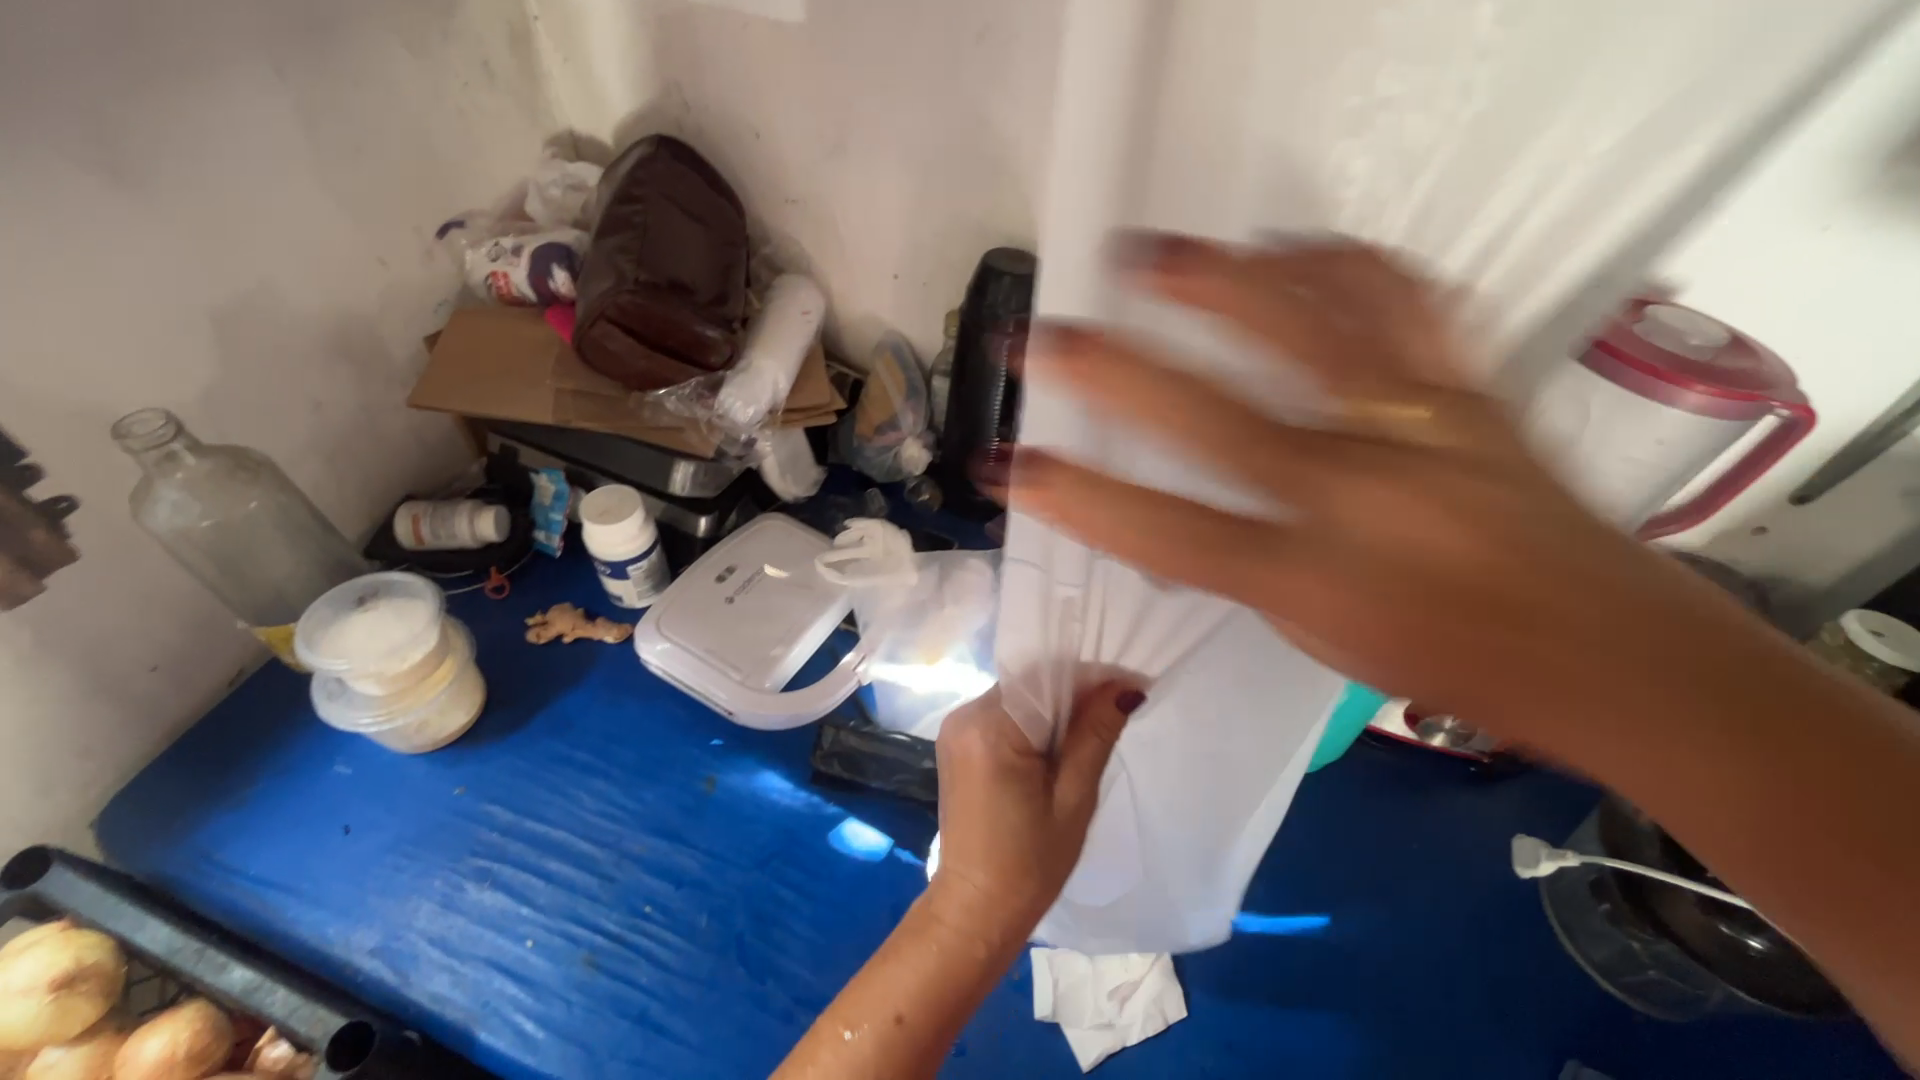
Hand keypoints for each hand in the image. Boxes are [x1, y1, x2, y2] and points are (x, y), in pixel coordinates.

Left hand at [928, 681, 1146, 936]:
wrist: (977, 905)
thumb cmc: (1031, 862)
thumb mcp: (1074, 798)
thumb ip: (1095, 734)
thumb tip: (1124, 686)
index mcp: (991, 728)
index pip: (1048, 678)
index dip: (1094, 678)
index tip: (1135, 685)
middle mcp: (965, 716)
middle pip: (1030, 683)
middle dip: (1077, 691)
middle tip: (1121, 707)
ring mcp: (956, 728)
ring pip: (1018, 696)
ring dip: (1056, 706)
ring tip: (1097, 726)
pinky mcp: (957, 742)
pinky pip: (1003, 714)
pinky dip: (1034, 720)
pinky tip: (1061, 742)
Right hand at [1006, 233, 1746, 746]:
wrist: (1604, 650)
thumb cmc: (1446, 664)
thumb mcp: (1318, 638)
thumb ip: (1244, 570)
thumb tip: (1187, 519)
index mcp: (1304, 573)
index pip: (1157, 528)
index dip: (1068, 495)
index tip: (1005, 463)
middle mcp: (1349, 489)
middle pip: (1205, 411)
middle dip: (1104, 370)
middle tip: (1042, 335)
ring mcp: (1411, 425)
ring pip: (1300, 323)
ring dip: (1214, 280)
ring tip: (1154, 255)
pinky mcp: (1464, 387)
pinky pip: (1398, 297)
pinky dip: (1335, 260)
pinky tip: (1290, 247)